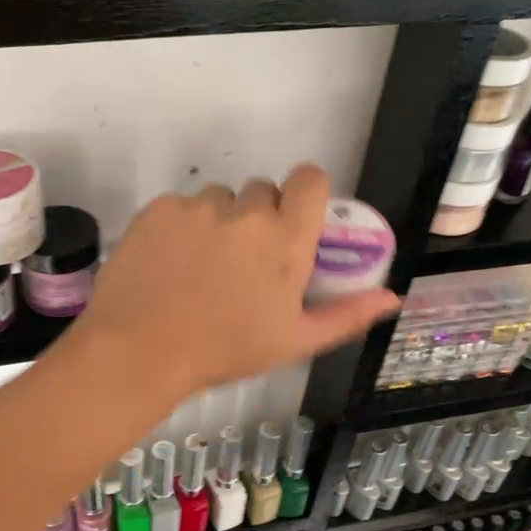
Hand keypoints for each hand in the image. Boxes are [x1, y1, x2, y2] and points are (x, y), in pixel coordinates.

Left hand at [60, 164, 400, 403]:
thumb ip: (346, 315)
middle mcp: (245, 211)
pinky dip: (180, 227)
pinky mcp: (158, 209)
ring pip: (219, 198)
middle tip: (242, 263)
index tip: (293, 223)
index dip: (304, 195)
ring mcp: (198, 207)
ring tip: (200, 268)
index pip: (310, 178)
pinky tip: (169, 265)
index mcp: (285, 239)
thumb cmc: (224, 351)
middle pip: (262, 191)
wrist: (138, 351)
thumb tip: (392, 298)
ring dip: (218, 221)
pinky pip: (180, 206)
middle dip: (259, 217)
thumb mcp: (293, 341)